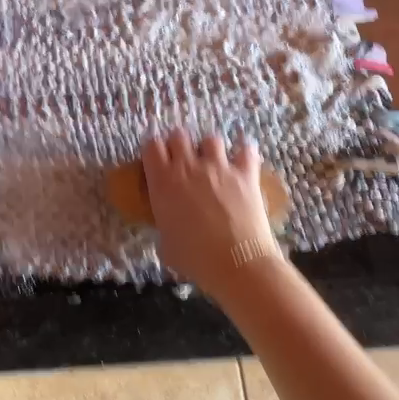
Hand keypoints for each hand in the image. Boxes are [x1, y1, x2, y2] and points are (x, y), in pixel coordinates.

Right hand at [141, 129, 282, 296]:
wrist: (237, 263)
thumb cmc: (195, 259)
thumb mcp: (165, 244)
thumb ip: (163, 224)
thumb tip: (167, 224)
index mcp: (163, 182)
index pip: (151, 146)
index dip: (155, 152)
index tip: (158, 162)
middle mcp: (188, 167)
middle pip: (179, 135)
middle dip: (180, 145)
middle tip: (184, 162)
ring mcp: (219, 167)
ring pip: (211, 139)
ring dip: (210, 149)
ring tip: (214, 163)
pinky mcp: (245, 174)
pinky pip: (247, 150)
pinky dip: (245, 152)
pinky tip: (244, 159)